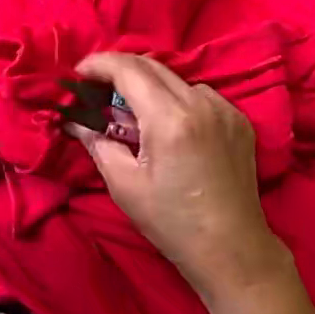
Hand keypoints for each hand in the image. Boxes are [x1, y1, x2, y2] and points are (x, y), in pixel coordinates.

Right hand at [70, 52, 293, 310]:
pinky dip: (176, 99)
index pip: (128, 70)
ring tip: (132, 112)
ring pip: (176, 79)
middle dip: (119, 70)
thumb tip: (75, 120)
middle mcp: (202, 104)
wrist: (231, 248)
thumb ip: (97, 142)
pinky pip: (200, 95)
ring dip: (148, 85)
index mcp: (170, 119)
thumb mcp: (123, 184)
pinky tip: (168, 126)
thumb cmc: (171, 222)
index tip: (78, 74)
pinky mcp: (239, 121)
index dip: (98, 64)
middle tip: (95, 89)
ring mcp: (226, 110)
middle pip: (152, 65)